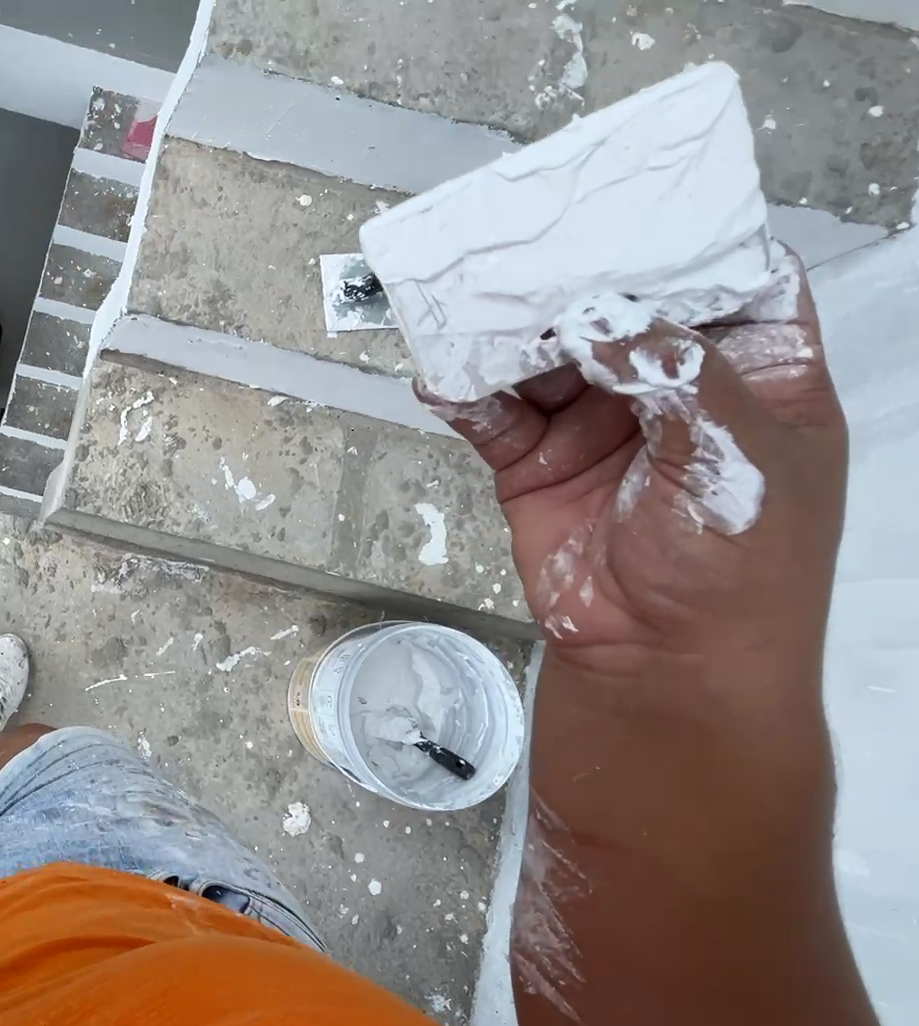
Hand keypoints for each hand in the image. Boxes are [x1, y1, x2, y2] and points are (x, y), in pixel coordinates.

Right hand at [426, 247, 846, 705]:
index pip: (719, 286)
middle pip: (610, 316)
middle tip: (515, 255)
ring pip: (539, 363)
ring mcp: (591, 424)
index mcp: (747, 374)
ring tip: (461, 313)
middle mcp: (664, 389)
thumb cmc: (736, 560)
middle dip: (566, 288)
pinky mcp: (531, 460)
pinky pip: (492, 416)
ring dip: (502, 342)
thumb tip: (598, 312)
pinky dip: (465, 398)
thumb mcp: (730, 456)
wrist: (656, 653)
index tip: (625, 206)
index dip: (678, 245)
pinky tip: (442, 381)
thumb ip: (670, 375)